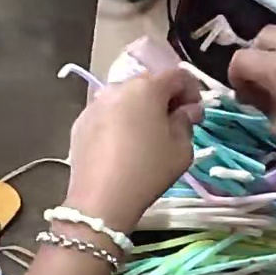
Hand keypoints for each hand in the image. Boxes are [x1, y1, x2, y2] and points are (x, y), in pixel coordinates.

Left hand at [64, 69, 201, 231]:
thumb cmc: (149, 170)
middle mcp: (118, 87)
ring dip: (141, 110)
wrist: (102, 199)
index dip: (193, 91)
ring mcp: (95, 104)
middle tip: (174, 125)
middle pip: (149, 84)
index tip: (195, 115)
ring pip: (126, 99)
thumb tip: (186, 110)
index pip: (178, 75)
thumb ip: (186, 122)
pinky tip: (123, 148)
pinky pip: (107, 115)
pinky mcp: (80, 123)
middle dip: (165, 99)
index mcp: (147, 88)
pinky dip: (120, 123)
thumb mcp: (181, 149)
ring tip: (147, 137)